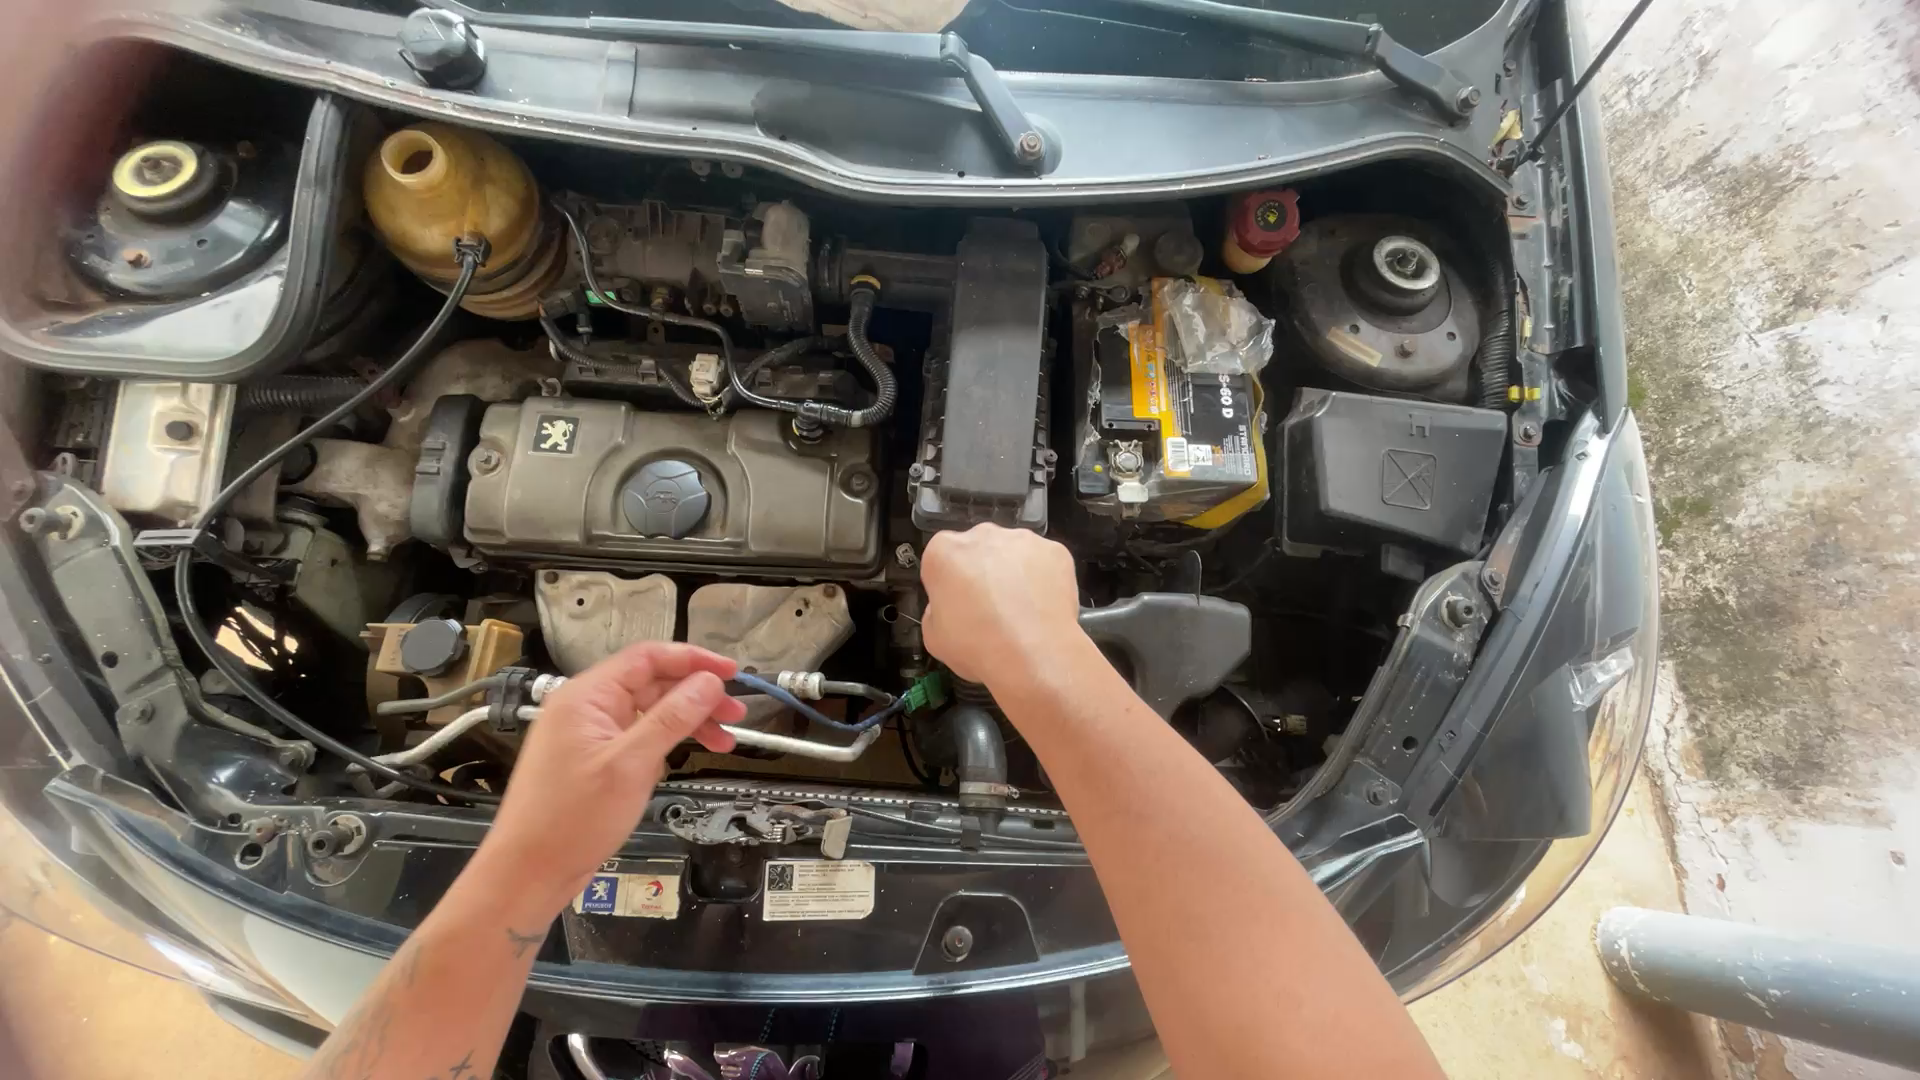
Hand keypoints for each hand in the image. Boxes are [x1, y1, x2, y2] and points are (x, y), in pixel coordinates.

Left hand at [479, 643, 745, 910]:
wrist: (527, 875)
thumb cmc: (574, 819)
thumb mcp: (631, 765)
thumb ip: (672, 717)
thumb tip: (709, 681)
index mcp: (587, 696)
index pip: (648, 657)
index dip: (694, 659)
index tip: (732, 673)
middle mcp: (587, 706)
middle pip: (653, 682)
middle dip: (697, 695)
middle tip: (736, 713)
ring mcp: (590, 732)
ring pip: (651, 710)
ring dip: (689, 720)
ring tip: (724, 740)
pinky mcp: (595, 757)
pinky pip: (640, 734)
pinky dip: (669, 740)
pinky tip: (686, 755)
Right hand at [921, 523, 1091, 693]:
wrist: (1034, 655)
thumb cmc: (979, 645)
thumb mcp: (934, 637)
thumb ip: (936, 610)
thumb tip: (950, 606)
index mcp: (944, 552)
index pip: (941, 559)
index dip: (949, 583)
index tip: (957, 603)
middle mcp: (982, 535)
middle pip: (978, 549)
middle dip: (981, 571)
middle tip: (989, 607)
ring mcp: (1021, 539)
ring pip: (1012, 552)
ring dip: (1012, 572)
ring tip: (1019, 610)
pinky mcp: (1054, 550)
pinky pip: (1044, 561)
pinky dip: (1043, 578)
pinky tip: (1041, 606)